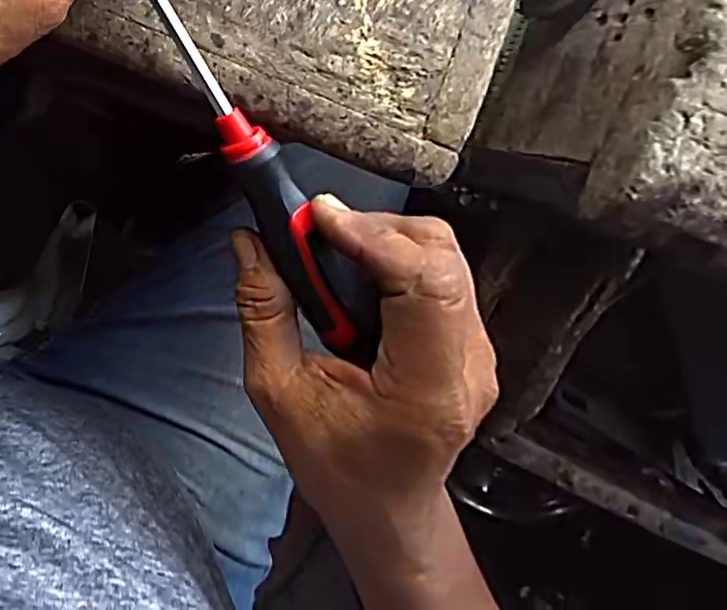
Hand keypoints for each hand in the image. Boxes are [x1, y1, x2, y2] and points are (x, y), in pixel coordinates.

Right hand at [233, 196, 497, 606]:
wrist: (389, 510)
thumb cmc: (336, 466)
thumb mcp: (278, 393)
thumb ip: (263, 312)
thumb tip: (248, 242)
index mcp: (428, 388)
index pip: (423, 283)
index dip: (371, 236)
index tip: (316, 217)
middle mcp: (468, 361)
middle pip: (438, 254)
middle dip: (373, 227)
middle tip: (316, 233)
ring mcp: (477, 347)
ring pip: (441, 251)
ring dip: (382, 235)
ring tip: (332, 248)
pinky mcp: (469, 336)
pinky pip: (438, 267)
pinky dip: (393, 250)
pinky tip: (356, 267)